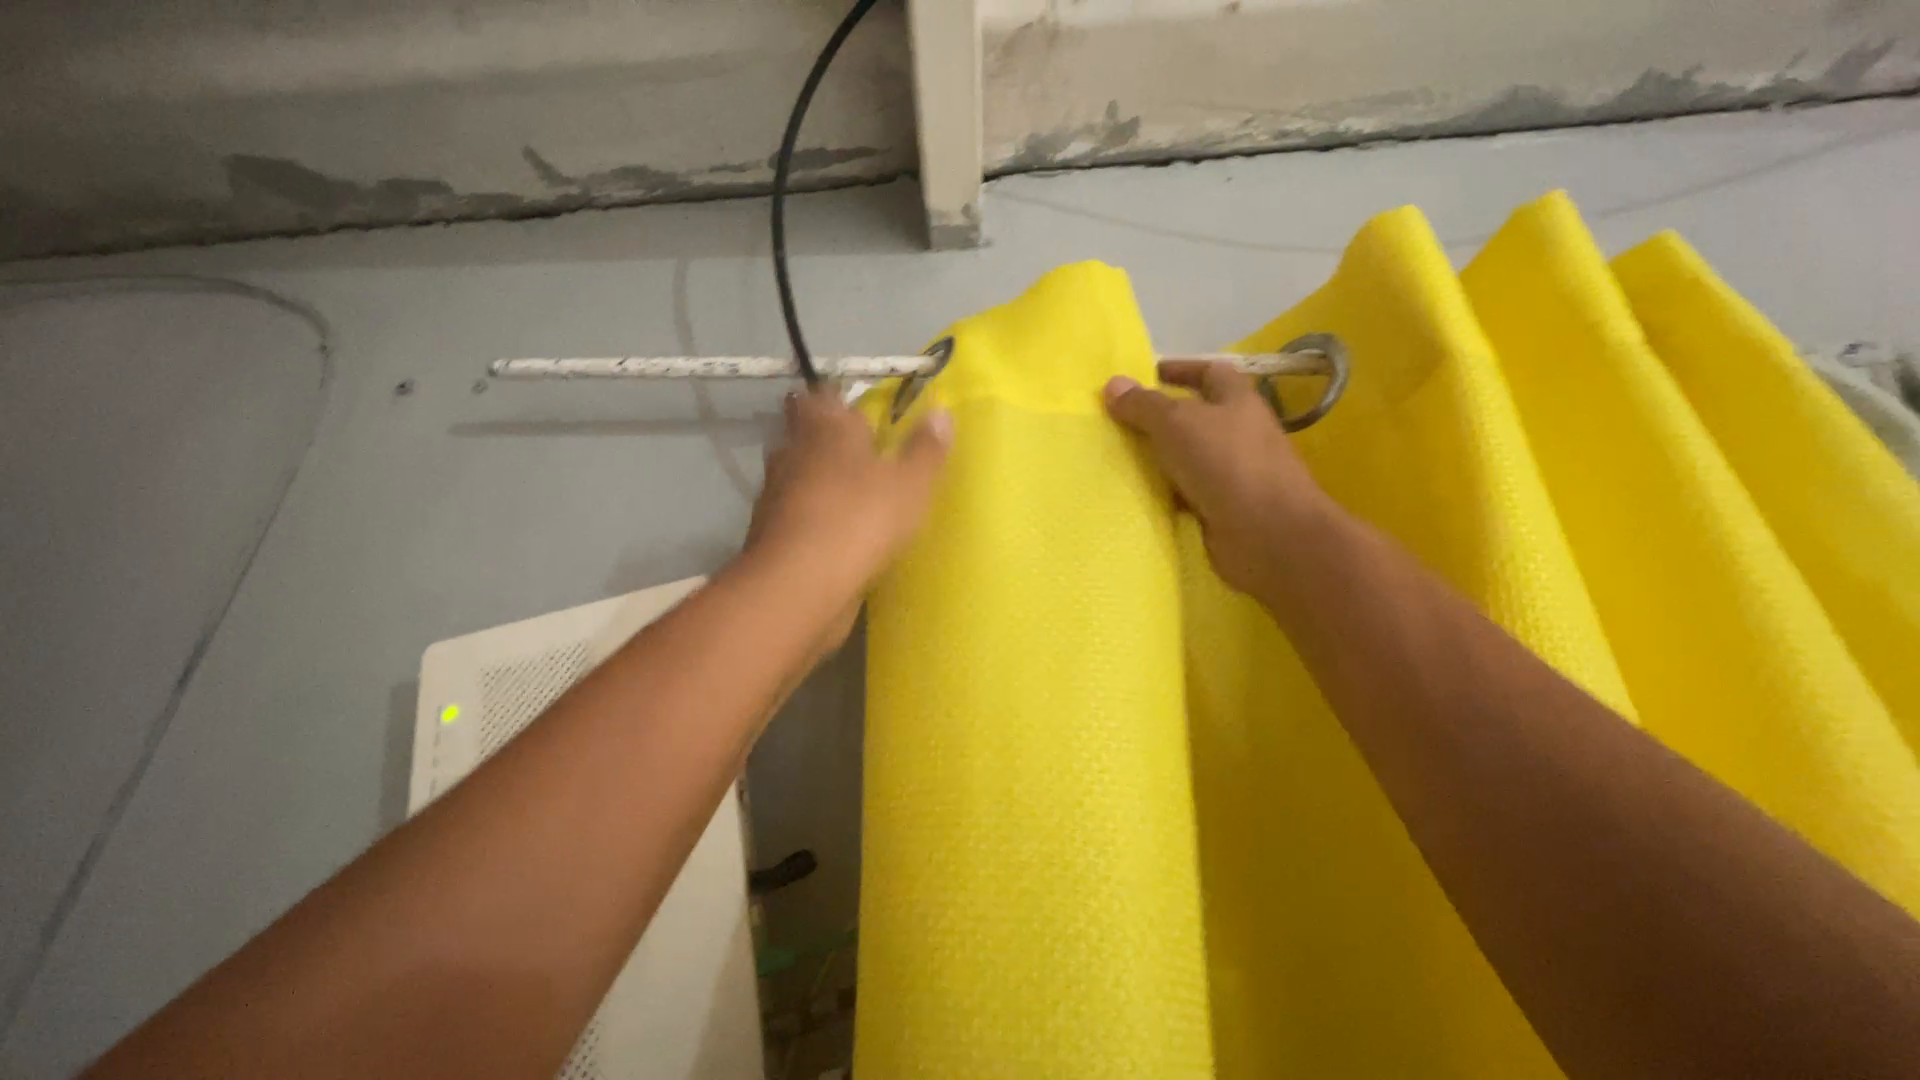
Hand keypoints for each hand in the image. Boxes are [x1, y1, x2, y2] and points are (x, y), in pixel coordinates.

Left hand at [747, 387, 952, 601]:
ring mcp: (775, 490)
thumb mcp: (910, 484)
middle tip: (857, 451)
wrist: (800, 583)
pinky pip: (793, 511)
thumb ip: (926, 449)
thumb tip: (941, 411)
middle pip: (804, 431)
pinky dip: (810, 515)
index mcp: (827, 426)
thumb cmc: (860, 519)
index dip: (840, 400)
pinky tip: (834, 531)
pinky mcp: (768, 530)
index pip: (826, 395)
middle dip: (826, 438)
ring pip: (796, 472)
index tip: (860, 412)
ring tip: (849, 493)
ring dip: (817, 478)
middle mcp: (793, 450)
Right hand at [1105, 361, 1330, 596]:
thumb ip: (1144, 404)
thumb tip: (1113, 383)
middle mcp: (1241, 434)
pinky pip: (1189, 495)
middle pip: (1199, 417)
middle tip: (1121, 421)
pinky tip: (1139, 497)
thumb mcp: (1177, 423)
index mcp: (1238, 401)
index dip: (1180, 369)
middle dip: (1163, 418)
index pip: (1210, 372)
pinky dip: (1167, 495)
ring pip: (1191, 458)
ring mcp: (1235, 474)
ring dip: (1162, 459)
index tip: (1146, 375)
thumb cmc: (1226, 463)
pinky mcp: (1225, 510)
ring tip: (1120, 458)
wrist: (1267, 533)